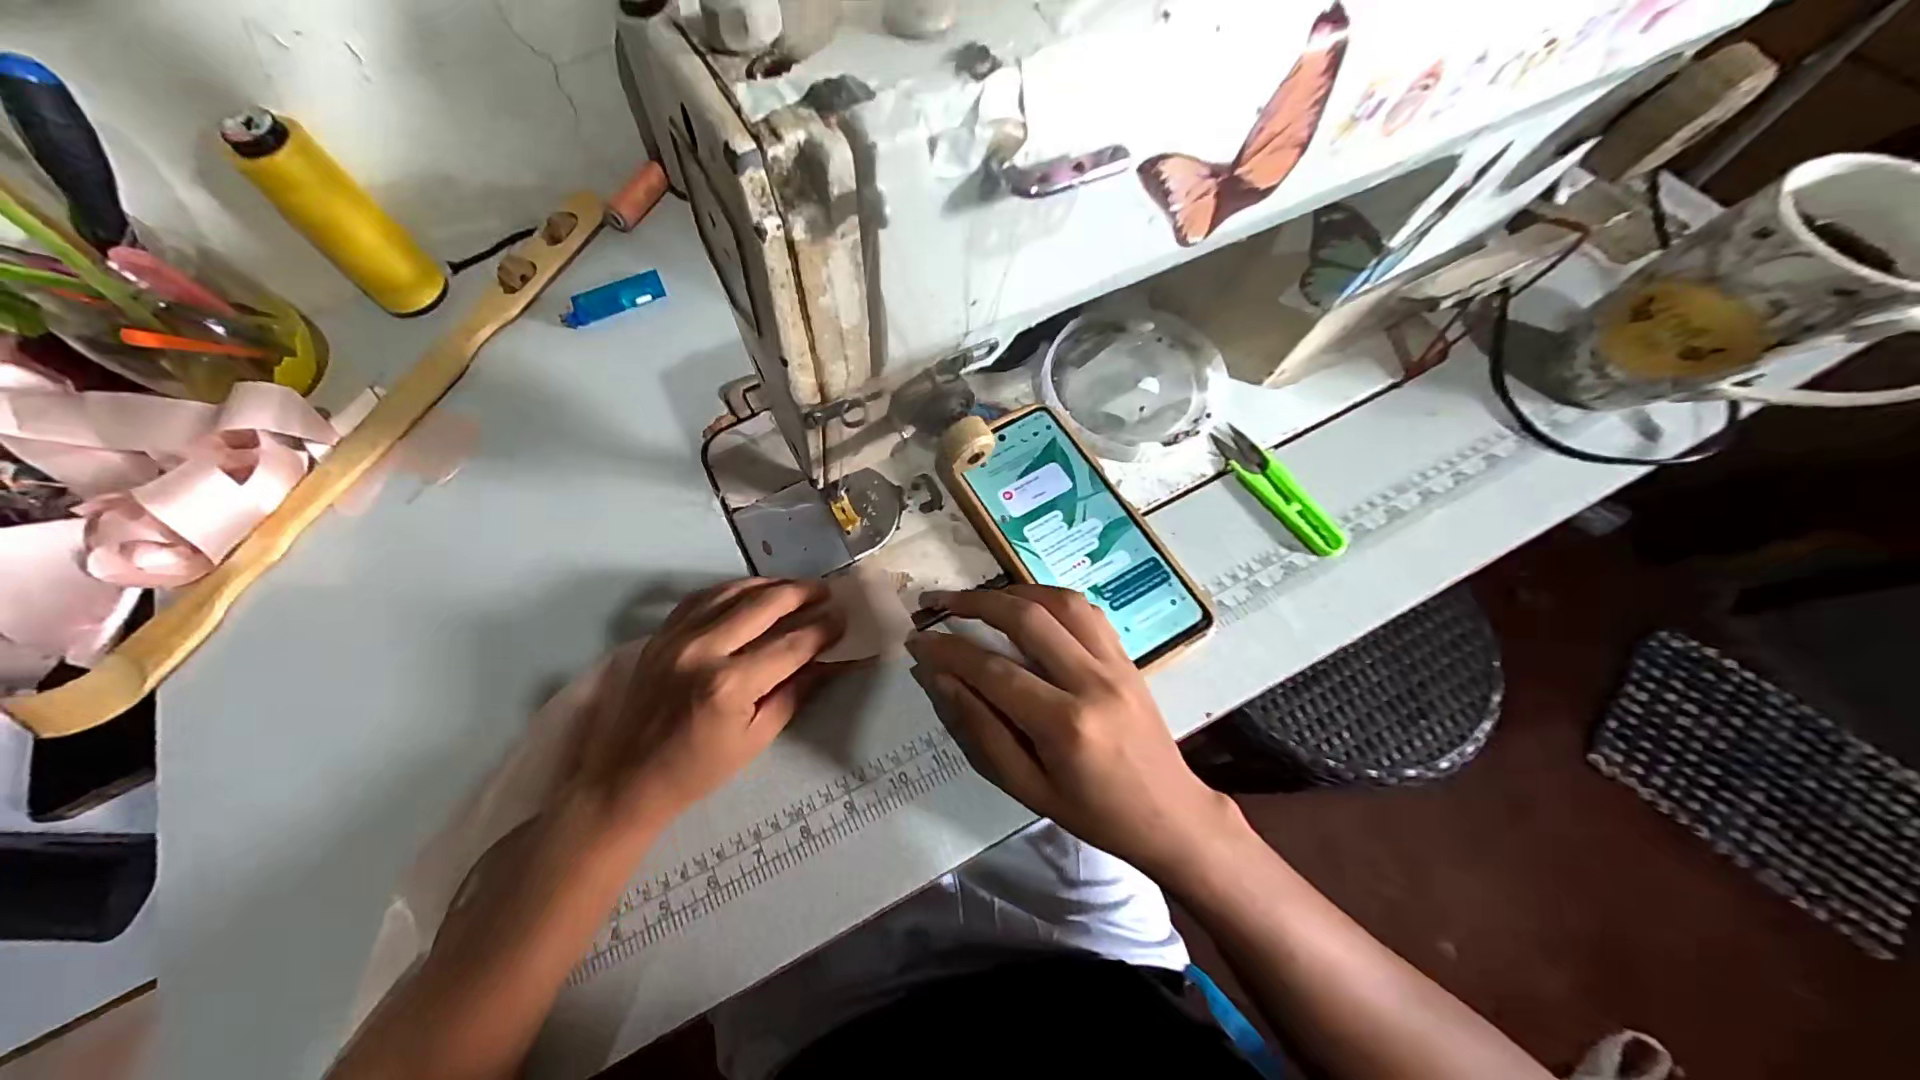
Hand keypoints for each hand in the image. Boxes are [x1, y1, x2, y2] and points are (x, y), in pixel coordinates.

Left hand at [552, 578, 843, 840]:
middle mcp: (703, 650)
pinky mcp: (660, 634)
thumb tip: (828, 660)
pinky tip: (750, 591)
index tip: (843, 618)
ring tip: (795, 587)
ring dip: (770, 585)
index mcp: (730, 684)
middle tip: (826, 592)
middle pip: (765, 605)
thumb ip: (795, 692)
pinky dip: (732, 589)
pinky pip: (701, 597)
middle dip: (802, 594)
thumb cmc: (698, 770)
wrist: (626, 780)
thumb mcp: (756, 738)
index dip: (823, 628)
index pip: (792, 644)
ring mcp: (677, 637)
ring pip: (733, 591)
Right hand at [906, 585, 1238, 877]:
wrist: (1169, 813)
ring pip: (1060, 602)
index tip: (918, 638)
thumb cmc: (1094, 814)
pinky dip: (1051, 598)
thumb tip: (943, 677)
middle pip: (1027, 618)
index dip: (949, 649)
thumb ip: (983, 729)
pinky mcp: (1128, 657)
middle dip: (974, 602)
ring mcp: (1116, 664)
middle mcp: (1092, 682)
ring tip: (979, 599)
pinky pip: (1087, 611)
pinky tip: (1028, 605)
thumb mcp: (1027, 787)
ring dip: (1013, 592)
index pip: (993, 670)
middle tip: (939, 602)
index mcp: (1065, 725)